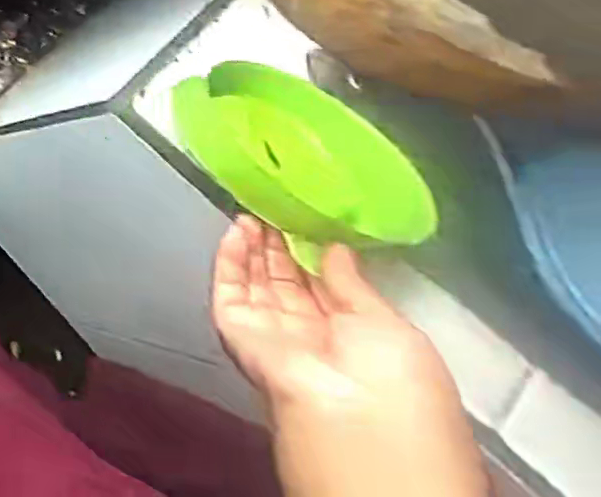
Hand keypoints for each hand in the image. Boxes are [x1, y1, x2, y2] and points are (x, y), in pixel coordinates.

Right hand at [212, 216, 485, 496]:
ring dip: (250, 245)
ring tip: (251, 213)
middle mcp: (305, 328)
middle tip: (272, 210)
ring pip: (251, 277)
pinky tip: (235, 232)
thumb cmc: (394, 377)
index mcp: (350, 334)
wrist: (352, 411)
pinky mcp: (233, 323)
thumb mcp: (389, 324)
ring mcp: (266, 325)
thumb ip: (353, 284)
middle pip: (281, 278)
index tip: (304, 223)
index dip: (311, 254)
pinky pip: (227, 285)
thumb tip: (335, 248)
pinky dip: (228, 257)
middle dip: (276, 245)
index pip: (321, 285)